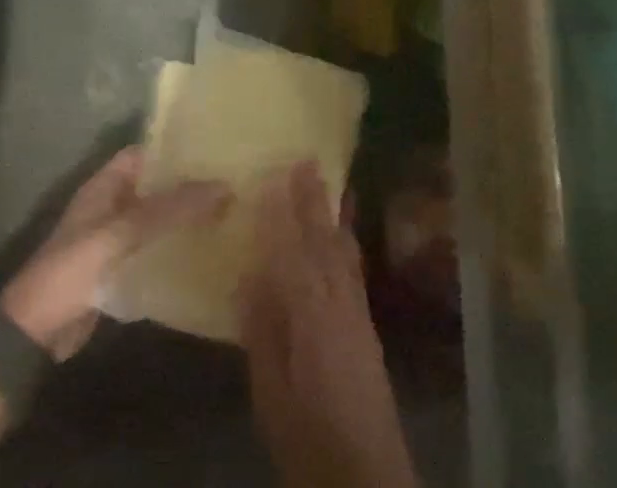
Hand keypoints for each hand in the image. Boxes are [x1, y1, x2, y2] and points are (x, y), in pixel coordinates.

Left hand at [1, 146, 229, 360]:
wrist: (36, 331)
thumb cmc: (72, 271)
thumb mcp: (121, 234)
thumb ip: (169, 210)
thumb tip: (223, 186)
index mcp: (103, 188)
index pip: (142, 155)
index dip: (173, 149)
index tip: (213, 149)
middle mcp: (110, 208)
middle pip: (155, 187)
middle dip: (188, 185)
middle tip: (232, 182)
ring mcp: (115, 240)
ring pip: (158, 220)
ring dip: (187, 218)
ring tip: (231, 212)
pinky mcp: (121, 269)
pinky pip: (155, 250)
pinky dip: (177, 248)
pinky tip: (209, 251)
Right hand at [240, 161, 417, 487]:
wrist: (364, 470)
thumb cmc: (306, 433)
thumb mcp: (270, 388)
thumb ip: (263, 330)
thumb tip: (251, 276)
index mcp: (312, 316)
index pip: (294, 251)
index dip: (284, 213)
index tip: (275, 174)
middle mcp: (340, 304)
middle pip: (324, 242)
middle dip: (314, 202)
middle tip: (306, 160)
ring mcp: (358, 314)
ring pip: (344, 252)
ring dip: (334, 215)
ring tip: (330, 183)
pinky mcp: (366, 327)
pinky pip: (354, 271)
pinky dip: (347, 243)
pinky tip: (344, 237)